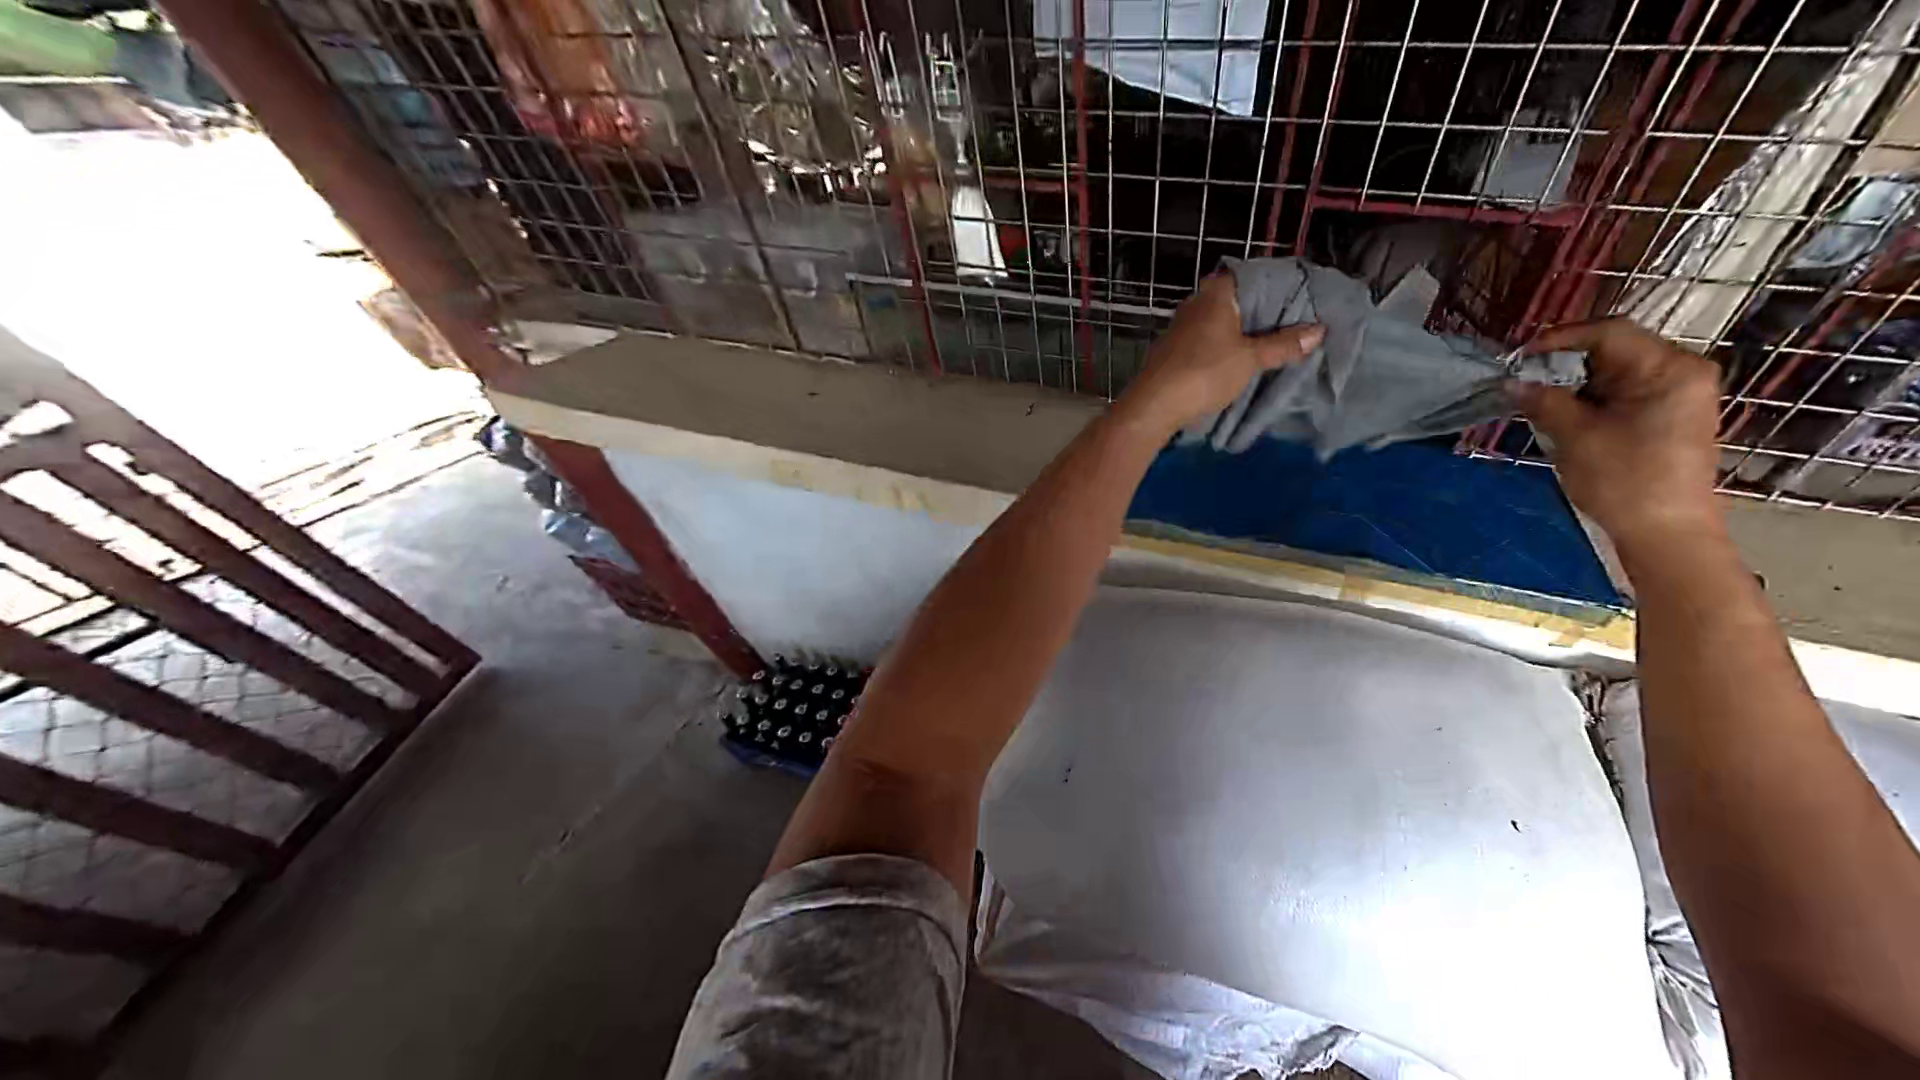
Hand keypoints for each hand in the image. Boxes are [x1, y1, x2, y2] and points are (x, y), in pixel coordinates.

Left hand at [1121, 272, 1323, 430]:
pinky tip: (1241, 357)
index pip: (1254, 275)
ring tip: (1275, 341)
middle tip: (1295, 323)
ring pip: (1222, 321)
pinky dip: (1226, 345)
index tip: (1303, 298)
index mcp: (1216, 293)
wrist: (1154, 406)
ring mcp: (1182, 326)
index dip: (1279, 285)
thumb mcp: (1250, 359)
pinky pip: (1208, 340)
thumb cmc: (1204, 373)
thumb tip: (1319, 330)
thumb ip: (1283, 344)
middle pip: (1238, 299)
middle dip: (1264, 311)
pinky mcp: (1174, 349)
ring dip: (1244, 331)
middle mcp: (1196, 302)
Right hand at [1509, 319, 1725, 555]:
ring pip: (1614, 371)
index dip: (1559, 338)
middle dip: (1563, 360)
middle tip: (1522, 377)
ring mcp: (1676, 393)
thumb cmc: (1623, 478)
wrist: (1663, 528)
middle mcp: (1681, 371)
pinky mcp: (1665, 413)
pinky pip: (1620, 390)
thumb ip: (1543, 401)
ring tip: (1535, 396)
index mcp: (1669, 369)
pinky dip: (1587, 395)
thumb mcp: (1575, 435)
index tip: (1519, 356)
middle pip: (1614, 348)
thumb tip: (1513, 382)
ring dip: (1572, 380)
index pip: (1610, 333)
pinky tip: (1560, 410)